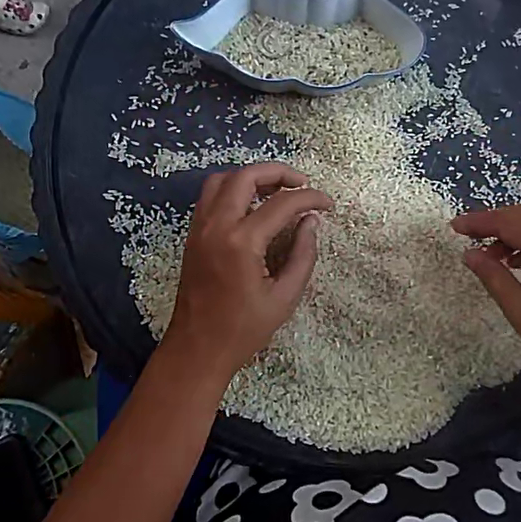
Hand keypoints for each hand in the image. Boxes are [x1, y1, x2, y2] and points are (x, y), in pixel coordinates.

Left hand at [161, 163, 331, 375]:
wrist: (196, 349)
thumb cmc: (243, 330)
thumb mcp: (284, 297)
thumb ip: (303, 255)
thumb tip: (311, 221)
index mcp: (241, 242)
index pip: (282, 203)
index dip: (310, 198)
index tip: (328, 205)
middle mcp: (216, 226)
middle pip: (245, 176)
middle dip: (278, 172)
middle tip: (301, 184)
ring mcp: (199, 228)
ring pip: (222, 179)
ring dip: (251, 177)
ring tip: (276, 191)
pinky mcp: (192, 236)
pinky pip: (210, 197)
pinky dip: (233, 190)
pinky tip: (253, 207)